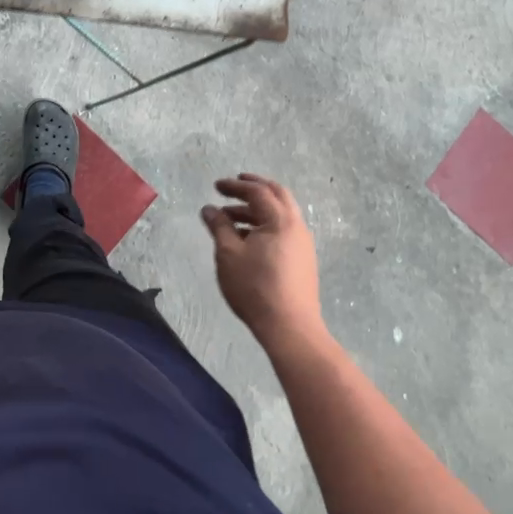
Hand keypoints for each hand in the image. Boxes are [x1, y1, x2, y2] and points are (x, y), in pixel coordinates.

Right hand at [202, 174, 325, 354]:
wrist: (290, 328)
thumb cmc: (255, 287)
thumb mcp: (228, 253)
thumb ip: (219, 226)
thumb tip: (209, 209)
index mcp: (281, 221)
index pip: (258, 192)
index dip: (235, 185)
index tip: (216, 186)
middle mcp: (297, 227)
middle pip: (277, 196)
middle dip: (254, 188)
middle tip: (234, 185)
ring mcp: (303, 245)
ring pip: (281, 215)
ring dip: (257, 209)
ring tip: (231, 218)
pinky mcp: (303, 261)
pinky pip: (283, 231)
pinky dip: (265, 224)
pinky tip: (247, 239)